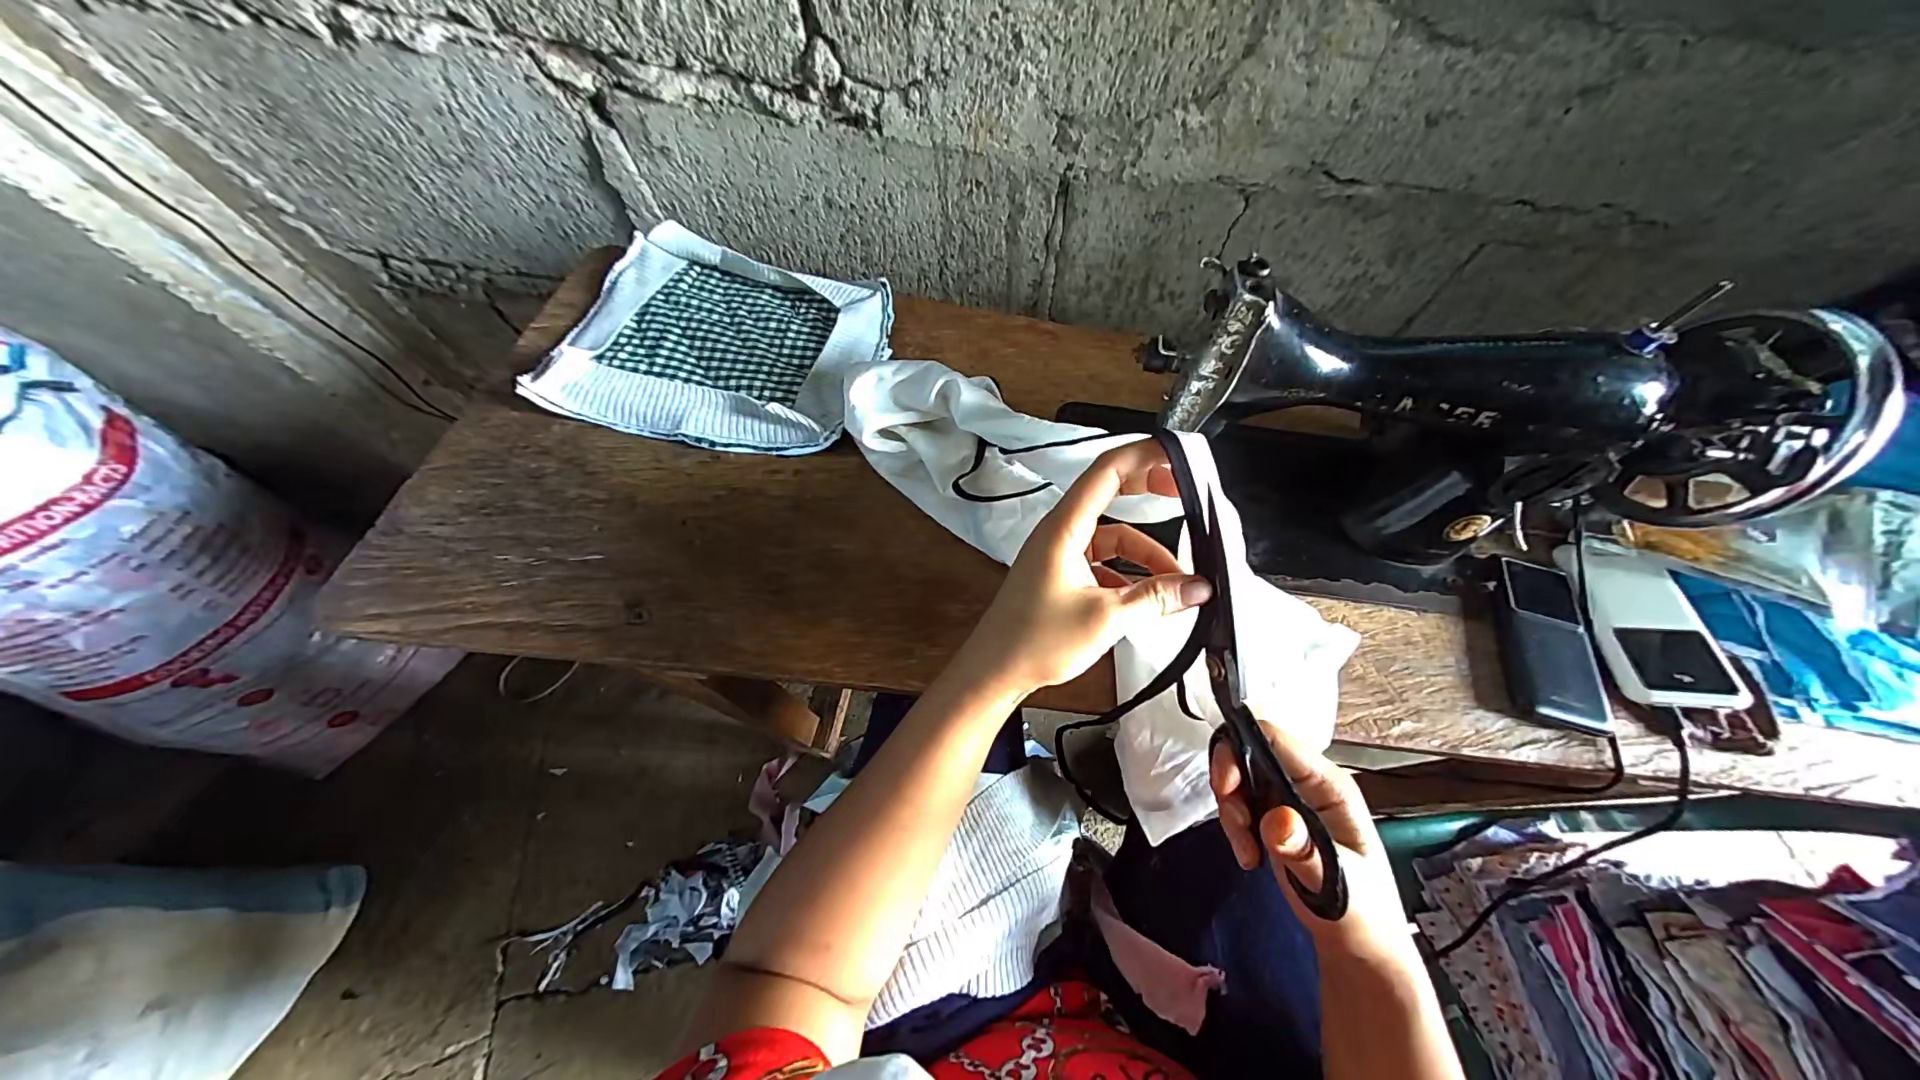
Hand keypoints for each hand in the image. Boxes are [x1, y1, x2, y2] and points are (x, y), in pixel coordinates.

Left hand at [953, 439, 1212, 698]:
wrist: (995, 669)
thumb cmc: (1032, 641)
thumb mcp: (1106, 617)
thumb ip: (1156, 598)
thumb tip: (1196, 587)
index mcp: (1064, 528)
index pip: (1107, 471)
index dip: (1145, 455)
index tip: (1176, 454)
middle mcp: (1060, 532)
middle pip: (1111, 493)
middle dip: (1150, 491)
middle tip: (1186, 494)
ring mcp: (1060, 552)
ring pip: (1114, 535)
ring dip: (1147, 552)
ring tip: (1178, 579)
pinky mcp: (1062, 573)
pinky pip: (1104, 559)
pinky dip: (1130, 571)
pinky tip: (1149, 595)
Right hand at [1211, 717, 1413, 957]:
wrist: (1359, 947)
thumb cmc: (1360, 914)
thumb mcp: (1337, 884)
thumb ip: (1304, 851)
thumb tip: (1278, 819)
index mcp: (1328, 784)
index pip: (1273, 738)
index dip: (1240, 749)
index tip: (1227, 786)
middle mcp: (1306, 783)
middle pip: (1247, 753)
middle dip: (1230, 784)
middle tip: (1236, 821)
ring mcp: (1288, 798)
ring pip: (1238, 779)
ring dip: (1231, 813)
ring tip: (1248, 851)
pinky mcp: (1273, 816)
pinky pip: (1239, 804)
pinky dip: (1234, 827)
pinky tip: (1250, 856)